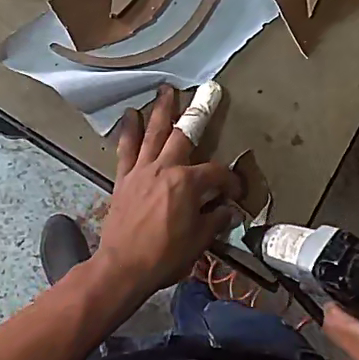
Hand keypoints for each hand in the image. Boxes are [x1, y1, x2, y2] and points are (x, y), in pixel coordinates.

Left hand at [94, 86, 242, 300]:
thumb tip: (227, 211)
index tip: (235, 193)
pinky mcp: (124, 180)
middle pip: (183, 135)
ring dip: (161, 111)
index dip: (231, 181)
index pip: (217, 173)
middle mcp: (165, 169)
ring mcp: (142, 172)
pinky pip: (126, 150)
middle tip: (206, 92)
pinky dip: (128, 132)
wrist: (122, 268)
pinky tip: (129, 116)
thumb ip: (215, 219)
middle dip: (197, 113)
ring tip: (165, 91)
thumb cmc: (165, 255)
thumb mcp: (200, 240)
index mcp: (188, 183)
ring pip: (153, 134)